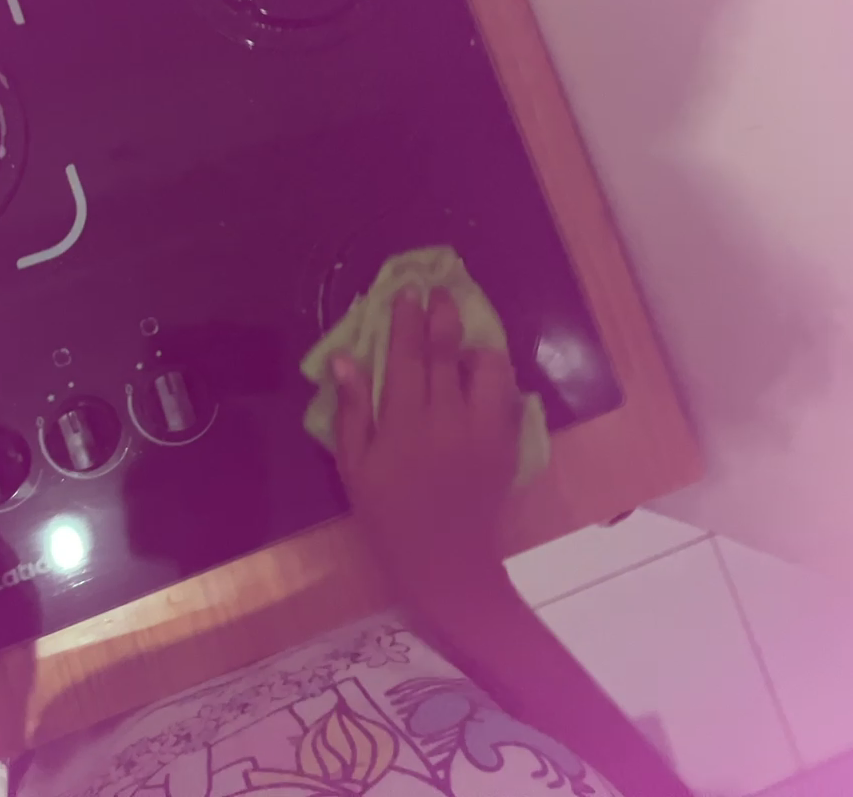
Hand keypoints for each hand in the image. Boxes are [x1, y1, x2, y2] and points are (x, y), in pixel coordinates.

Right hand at [330, 288, 521, 607]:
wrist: (444, 561)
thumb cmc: (387, 513)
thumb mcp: (354, 465)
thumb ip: (352, 409)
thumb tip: (345, 358)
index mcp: (405, 422)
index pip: (408, 356)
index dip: (407, 319)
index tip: (406, 291)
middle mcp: (449, 418)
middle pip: (448, 352)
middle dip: (443, 315)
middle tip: (440, 291)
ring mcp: (484, 430)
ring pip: (489, 368)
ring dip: (475, 345)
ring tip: (463, 343)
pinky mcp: (507, 445)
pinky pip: (507, 395)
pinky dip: (495, 377)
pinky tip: (481, 377)